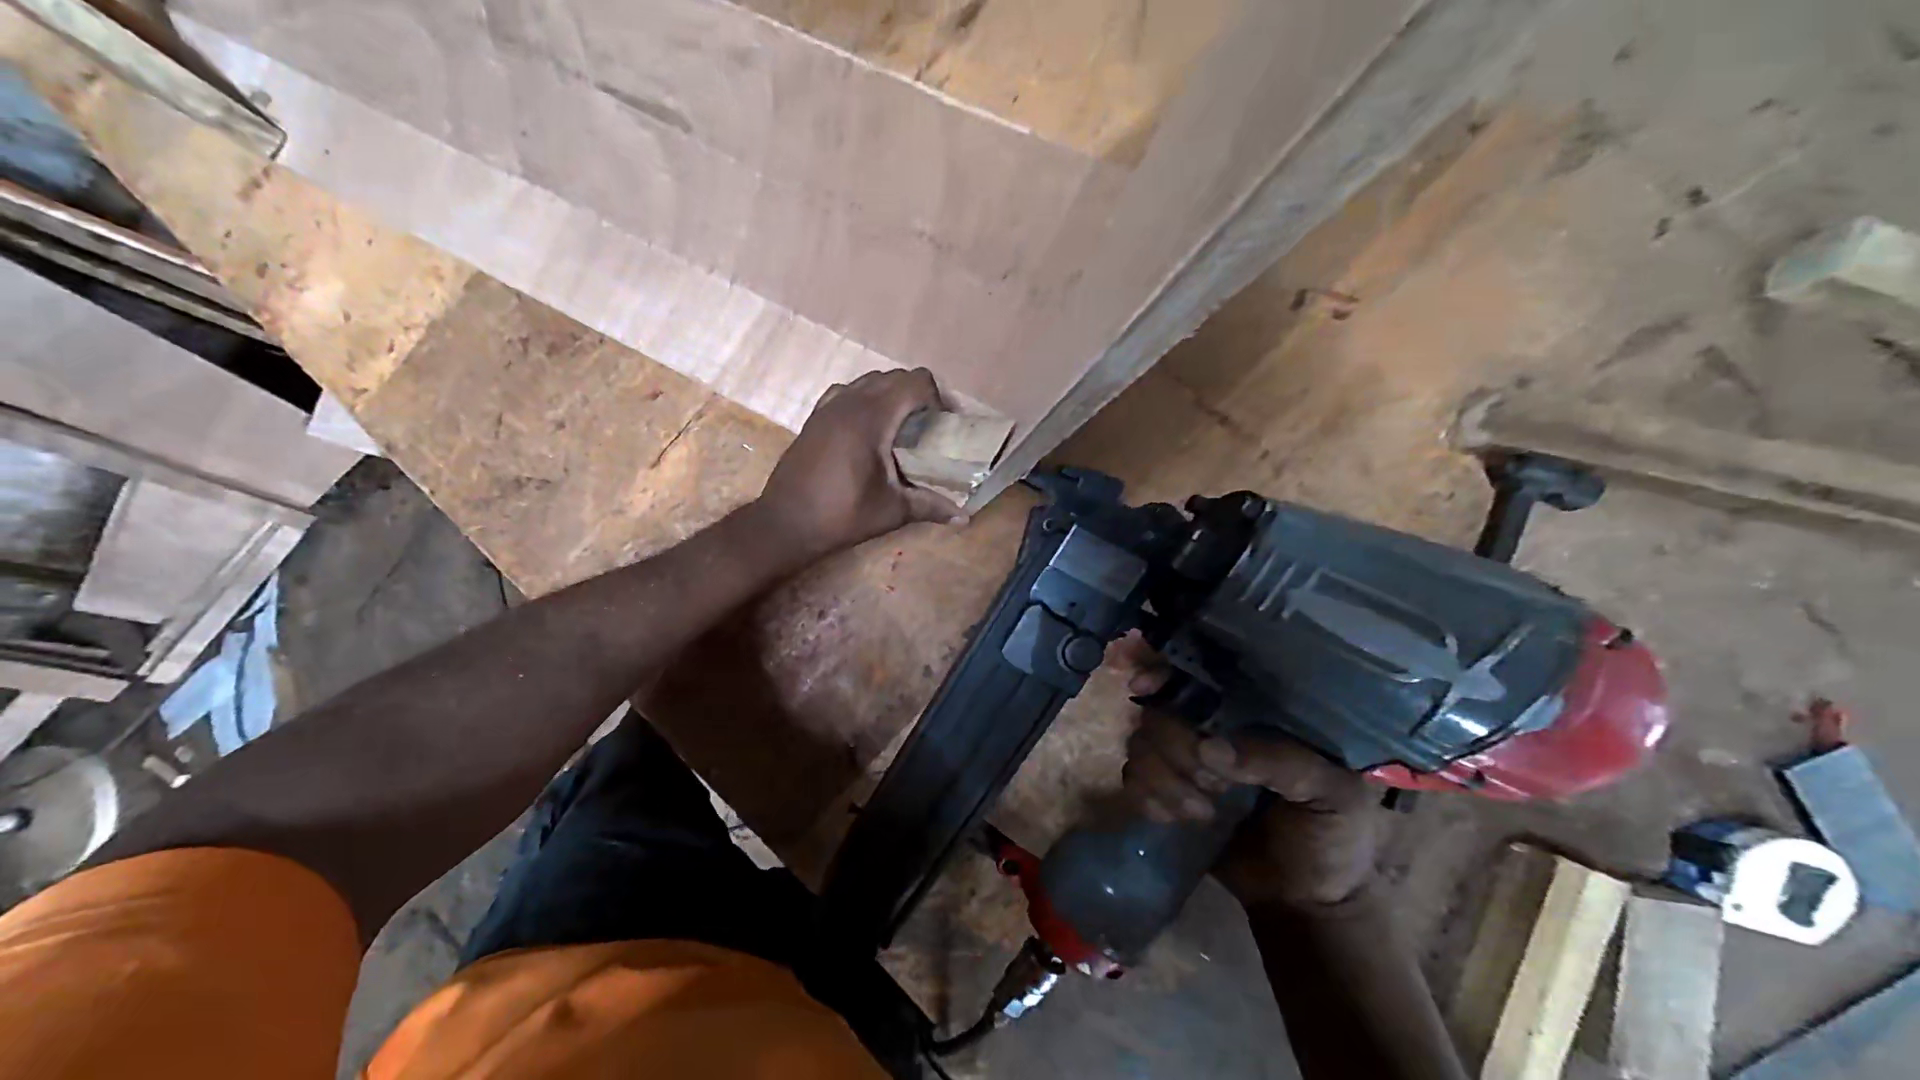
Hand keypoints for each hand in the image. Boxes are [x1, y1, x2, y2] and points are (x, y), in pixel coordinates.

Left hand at [756, 368, 966, 557]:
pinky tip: (867, 432)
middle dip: (916, 396)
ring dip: (889, 396)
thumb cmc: (841, 515)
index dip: (936, 398)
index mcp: (871, 417)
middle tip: (926, 430)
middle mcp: (849, 401)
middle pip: (895, 377)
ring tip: (898, 430)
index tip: (941, 426)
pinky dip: (863, 401)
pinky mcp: (814, 417)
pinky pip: (846, 392)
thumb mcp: (891, 511)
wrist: (785, 523)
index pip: (915, 382)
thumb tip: (965, 519)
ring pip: (869, 381)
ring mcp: (828, 407)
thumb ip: (930, 506)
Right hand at [1118, 661, 1388, 910]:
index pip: (1202, 673)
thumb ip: (1282, 763)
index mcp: (1257, 712)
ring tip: (1201, 812)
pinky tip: (1174, 819)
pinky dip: (1147, 797)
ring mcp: (1186, 759)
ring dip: (1163, 779)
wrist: (1309, 903)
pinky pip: (1132, 778)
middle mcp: (1214, 726)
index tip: (1147, 685)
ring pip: (1141, 743)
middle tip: (1212, 786)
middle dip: (1175, 749)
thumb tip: (1208, 748)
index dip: (1165, 670)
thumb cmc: (1333, 838)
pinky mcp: (1167, 792)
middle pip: (1161, 710)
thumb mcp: (1334, 794)